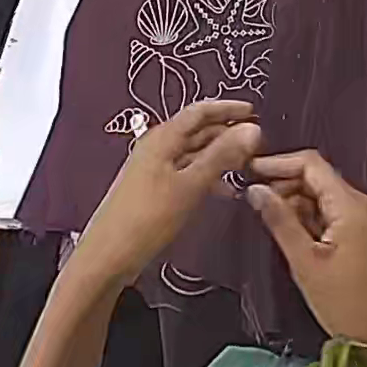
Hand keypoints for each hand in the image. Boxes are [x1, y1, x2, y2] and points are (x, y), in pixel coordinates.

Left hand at [68, 100, 261, 289]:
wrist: (108, 257)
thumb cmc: (149, 217)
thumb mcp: (190, 185)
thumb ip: (221, 155)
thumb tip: (252, 128)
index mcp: (163, 138)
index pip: (199, 111)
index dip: (227, 108)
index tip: (254, 110)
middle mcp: (158, 147)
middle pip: (197, 130)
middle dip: (227, 132)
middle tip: (257, 142)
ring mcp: (155, 168)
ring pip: (194, 152)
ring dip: (220, 155)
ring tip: (248, 165)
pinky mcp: (156, 189)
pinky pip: (187, 172)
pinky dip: (208, 175)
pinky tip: (226, 190)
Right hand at [246, 150, 366, 366]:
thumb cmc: (348, 304)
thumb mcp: (305, 261)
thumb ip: (280, 220)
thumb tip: (256, 191)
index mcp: (349, 205)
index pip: (310, 163)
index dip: (277, 163)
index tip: (250, 170)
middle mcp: (359, 203)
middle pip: (315, 175)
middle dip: (283, 183)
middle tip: (255, 199)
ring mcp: (361, 216)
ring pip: (319, 193)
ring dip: (293, 200)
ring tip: (268, 218)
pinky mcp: (359, 230)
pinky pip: (327, 210)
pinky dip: (306, 215)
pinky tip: (290, 232)